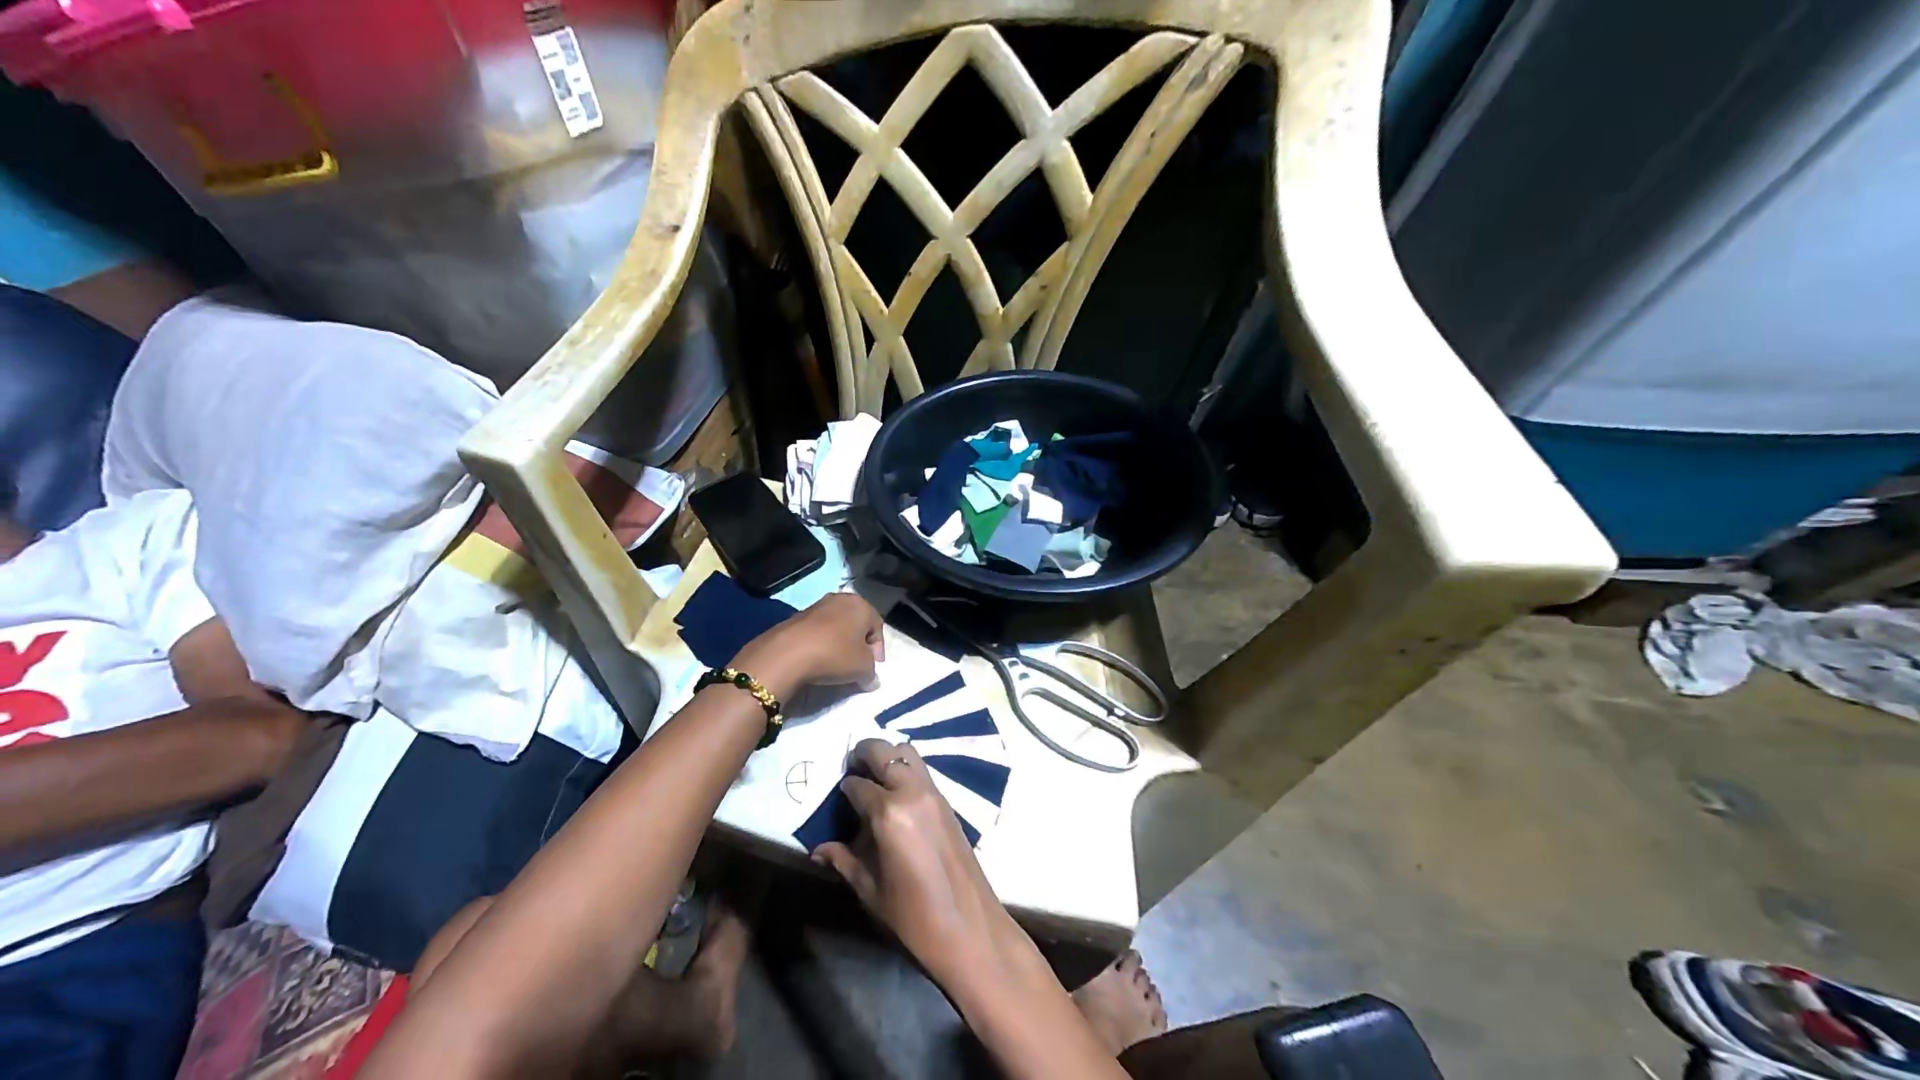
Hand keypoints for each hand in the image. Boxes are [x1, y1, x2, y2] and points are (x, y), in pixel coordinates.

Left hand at [734, 593, 883, 698]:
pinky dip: (822, 644)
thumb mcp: (863, 668)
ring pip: (836, 626)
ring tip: (836, 664)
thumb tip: (871, 679)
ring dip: (839, 643)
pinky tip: (818, 660)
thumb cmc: (835, 654)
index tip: (874, 668)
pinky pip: (817, 631)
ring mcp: (817, 606)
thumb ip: (871, 672)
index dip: (878, 650)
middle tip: (857, 664)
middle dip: (859, 644)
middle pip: (856, 624)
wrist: (787, 653)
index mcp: (861, 605)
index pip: (877, 627)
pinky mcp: (796, 616)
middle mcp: (840, 599)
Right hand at [810, 740, 1020, 993]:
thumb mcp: (870, 889)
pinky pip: (922, 770)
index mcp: (889, 813)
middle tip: (849, 769)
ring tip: (872, 778)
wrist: (969, 928)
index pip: (856, 785)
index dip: (842, 790)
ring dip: (887, 757)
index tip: (835, 799)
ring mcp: (934, 794)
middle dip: (862, 753)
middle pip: (884, 751)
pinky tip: (894, 794)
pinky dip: (905, 770)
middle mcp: (912, 792)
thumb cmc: (913, 916)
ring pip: (907, 753)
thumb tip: (818, 851)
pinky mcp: (948, 802)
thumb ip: (844, 860)